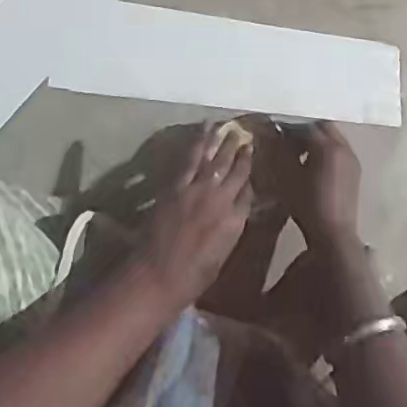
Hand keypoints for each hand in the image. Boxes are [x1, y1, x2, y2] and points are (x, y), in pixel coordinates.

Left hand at [138, 127, 252, 307]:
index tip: (250, 168)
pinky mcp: (178, 185)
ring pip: (216, 159)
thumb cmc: (191, 278)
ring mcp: (199, 189)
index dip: (248, 180)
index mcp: (235, 221)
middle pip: (236, 171)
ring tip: (229, 128)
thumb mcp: (220, 256)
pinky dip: (200, 142)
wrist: (157, 275)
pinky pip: (192, 158)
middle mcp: (221, 200)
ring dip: (224, 142)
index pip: (247, 194)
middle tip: (246, 139)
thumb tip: (235, 209)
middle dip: (242, 154)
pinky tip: (205, 132)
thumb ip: (230, 228)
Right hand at [288, 122, 361, 251]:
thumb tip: (278, 135)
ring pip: (333, 136)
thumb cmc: (308, 206)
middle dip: (306, 128)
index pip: (307, 125)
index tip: (277, 129)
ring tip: (301, 150)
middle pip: (323, 126)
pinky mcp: (355, 170)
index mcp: (328, 147)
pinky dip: (327, 148)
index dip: (291, 125)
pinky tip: (315, 162)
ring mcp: (352, 158)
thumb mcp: (289, 177)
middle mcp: (344, 147)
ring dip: (318, 138)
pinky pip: (340, 148)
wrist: (334, 235)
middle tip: (289, 137)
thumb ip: (284, 151)